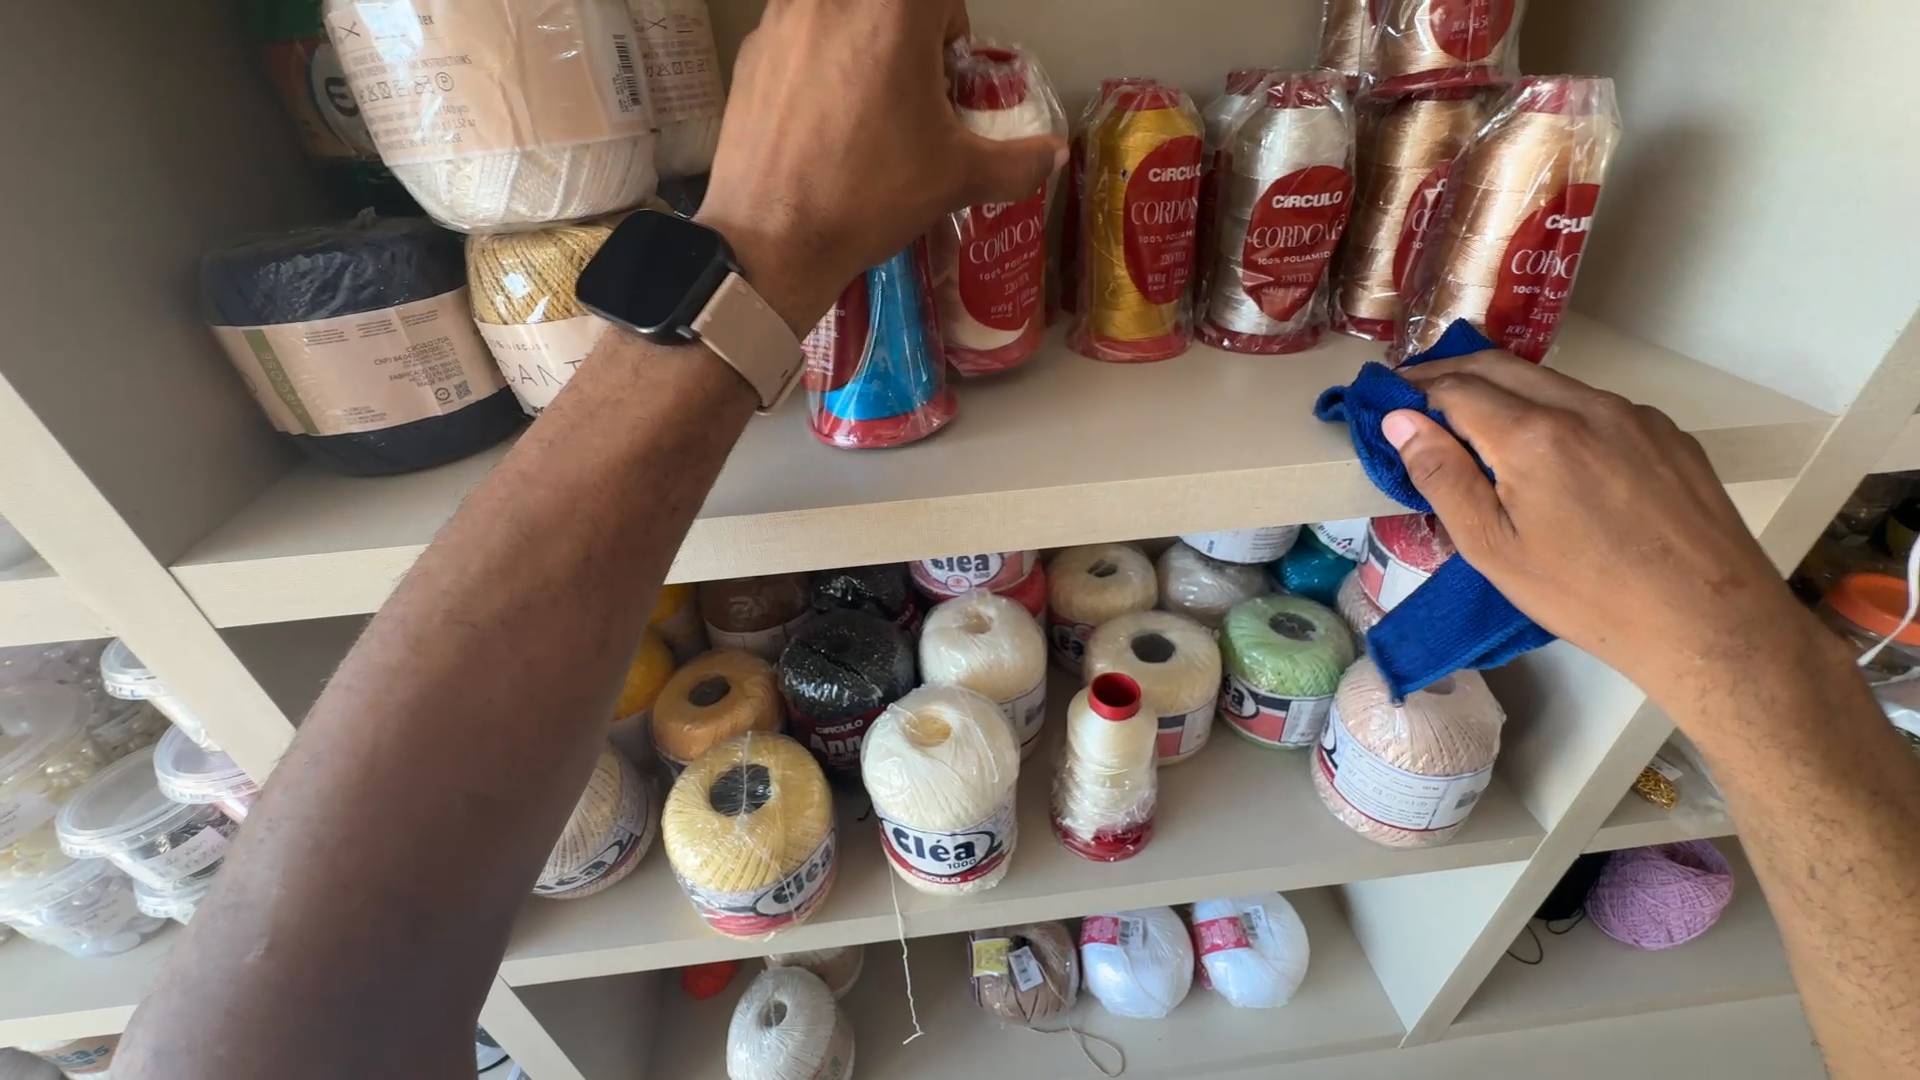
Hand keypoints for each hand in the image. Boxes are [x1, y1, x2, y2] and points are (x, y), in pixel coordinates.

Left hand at [695, 0, 1066, 334]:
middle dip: (904, 41)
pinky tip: (817, 129)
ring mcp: (782, 17)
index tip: (943, 79)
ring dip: (860, 49)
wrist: (774, 240)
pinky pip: (798, 40)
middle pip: (887, 5)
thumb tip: (1054, 157)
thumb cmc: (871, 198)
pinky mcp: (750, 51)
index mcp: (892, 9)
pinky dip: (816, 68)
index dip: (950, 32)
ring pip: (839, 14)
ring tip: (860, 120)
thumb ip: (1014, 163)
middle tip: (905, 103)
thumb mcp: (955, 181)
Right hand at [1382, 350, 1814, 698]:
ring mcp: (1633, 416)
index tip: (1385, 399)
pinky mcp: (1665, 434)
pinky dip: (1546, 409)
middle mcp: (1585, 407)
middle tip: (1410, 391)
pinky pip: (1589, 405)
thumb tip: (1400, 421)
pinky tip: (1539, 449)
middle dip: (1447, 372)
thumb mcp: (1489, 545)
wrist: (1709, 622)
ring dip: (1497, 388)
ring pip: (1547, 382)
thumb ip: (1440, 475)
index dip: (1413, 388)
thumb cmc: (1580, 592)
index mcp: (1532, 436)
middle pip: (1499, 366)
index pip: (1455, 387)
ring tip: (1466, 419)